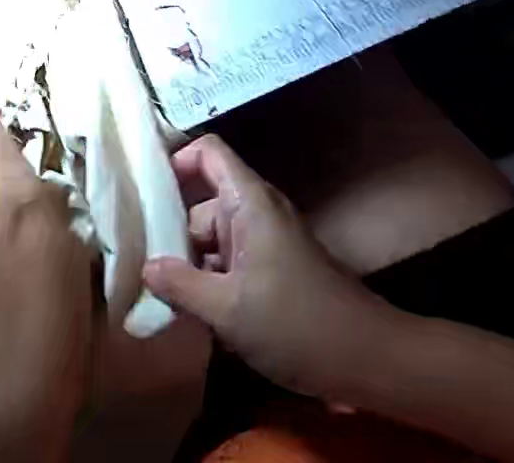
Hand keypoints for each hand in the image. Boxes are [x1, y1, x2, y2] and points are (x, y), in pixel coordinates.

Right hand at [142, 134, 403, 400]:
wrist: (370, 360)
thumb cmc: (298, 324)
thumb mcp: (228, 309)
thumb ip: (180, 285)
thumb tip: (145, 268)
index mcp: (248, 202)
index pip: (208, 152)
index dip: (176, 160)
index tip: (144, 193)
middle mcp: (255, 211)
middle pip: (201, 202)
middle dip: (173, 232)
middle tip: (142, 265)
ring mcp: (265, 239)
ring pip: (212, 236)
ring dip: (190, 262)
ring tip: (162, 295)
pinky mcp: (271, 266)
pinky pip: (228, 258)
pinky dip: (210, 277)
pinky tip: (194, 310)